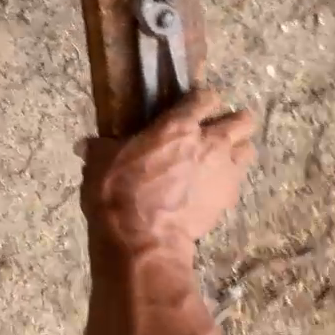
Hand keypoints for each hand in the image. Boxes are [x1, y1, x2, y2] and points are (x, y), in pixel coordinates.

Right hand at [80, 88, 255, 264]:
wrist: (142, 236)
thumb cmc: (117, 193)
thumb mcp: (97, 166)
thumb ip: (100, 149)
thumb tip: (88, 144)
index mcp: (177, 128)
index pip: (203, 98)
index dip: (197, 100)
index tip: (187, 108)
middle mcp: (210, 141)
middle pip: (242, 120)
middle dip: (229, 123)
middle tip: (206, 135)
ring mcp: (225, 168)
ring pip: (246, 147)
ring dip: (232, 150)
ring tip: (210, 162)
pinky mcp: (230, 194)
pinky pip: (235, 177)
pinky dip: (221, 179)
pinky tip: (201, 190)